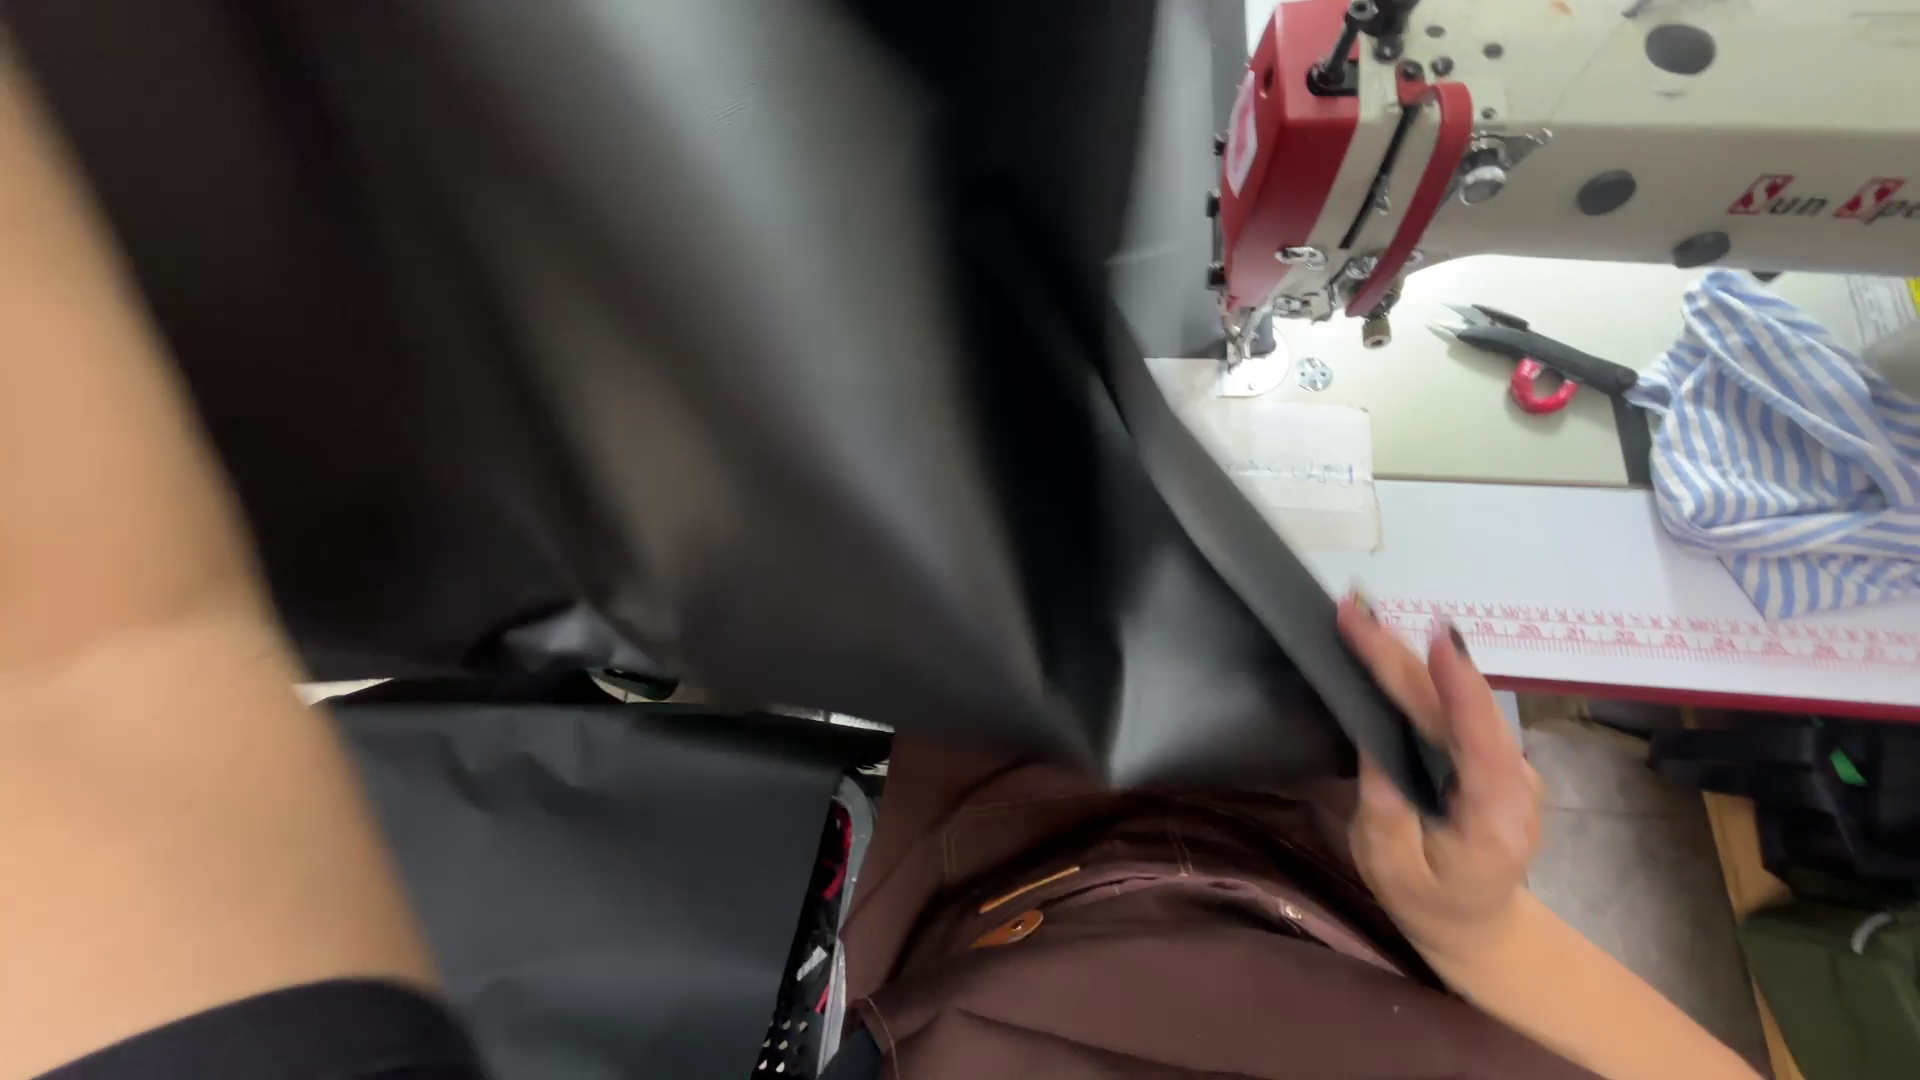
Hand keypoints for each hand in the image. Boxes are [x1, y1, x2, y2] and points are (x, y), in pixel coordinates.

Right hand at [1335, 597, 1543, 965]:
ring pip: (1450, 693)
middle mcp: (1509, 773)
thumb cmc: (1431, 902)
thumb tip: (1374, 743)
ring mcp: (1500, 756)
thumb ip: (1385, 811)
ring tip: (1358, 617)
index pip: (1479, 737)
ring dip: (1402, 651)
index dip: (1458, 683)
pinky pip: (1447, 700)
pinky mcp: (1481, 748)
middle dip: (1401, 653)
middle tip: (1351, 614)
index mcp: (1496, 810)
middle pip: (1454, 702)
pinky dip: (1411, 667)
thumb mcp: (1394, 868)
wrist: (1480, 922)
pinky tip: (1382, 643)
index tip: (1436, 638)